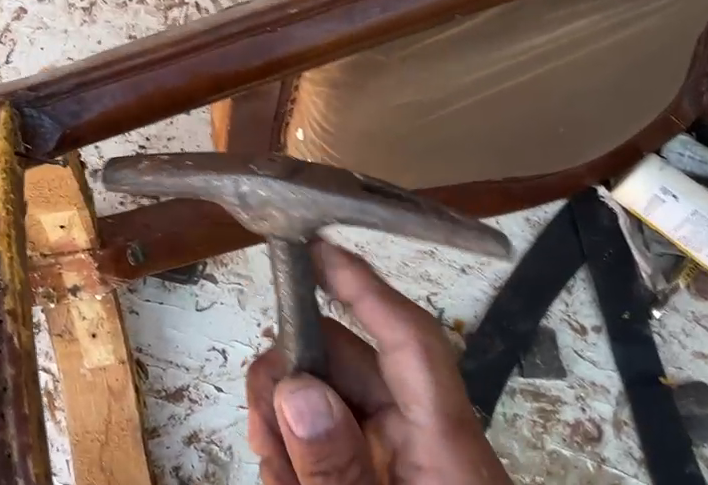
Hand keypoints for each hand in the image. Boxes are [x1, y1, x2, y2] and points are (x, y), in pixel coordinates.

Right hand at [246, 241, 509, 484]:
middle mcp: (424, 438)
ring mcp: (399, 456)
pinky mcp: (378, 473)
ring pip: (325, 396)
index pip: (410, 340)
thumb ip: (336, 467)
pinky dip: (293, 450)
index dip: (364, 286)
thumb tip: (296, 385)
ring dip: (284, 421)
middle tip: (259, 423)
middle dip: (292, 376)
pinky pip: (325, 435)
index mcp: (448, 446)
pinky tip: (284, 482)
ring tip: (272, 471)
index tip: (313, 246)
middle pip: (347, 364)